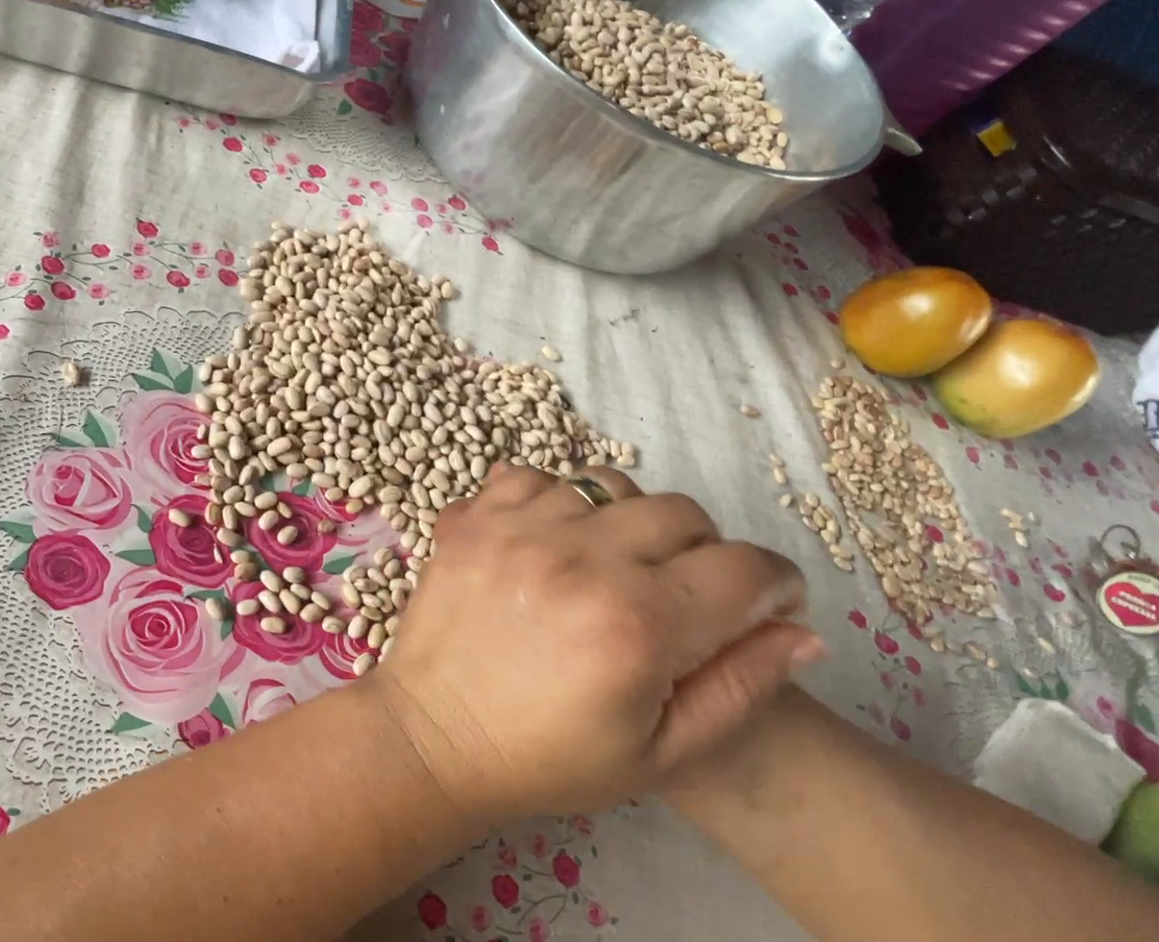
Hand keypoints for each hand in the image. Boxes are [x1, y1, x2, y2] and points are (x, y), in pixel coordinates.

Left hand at [365, 463, 823, 818]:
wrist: (433, 736)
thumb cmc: (547, 758)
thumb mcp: (662, 753)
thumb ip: (740, 686)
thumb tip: (801, 629)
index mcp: (638, 624)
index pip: (746, 567)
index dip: (772, 586)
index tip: (760, 606)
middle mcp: (579, 560)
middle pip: (680, 513)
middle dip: (701, 550)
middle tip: (677, 591)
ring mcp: (517, 531)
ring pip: (607, 487)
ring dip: (623, 522)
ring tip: (607, 566)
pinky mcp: (470, 521)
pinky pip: (530, 477)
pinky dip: (552, 499)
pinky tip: (552, 542)